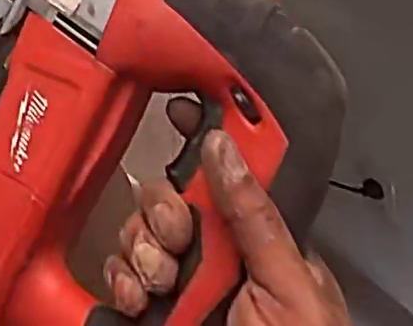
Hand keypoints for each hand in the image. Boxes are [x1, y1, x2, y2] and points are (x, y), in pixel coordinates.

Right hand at [103, 99, 349, 324]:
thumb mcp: (293, 296)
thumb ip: (257, 218)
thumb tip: (223, 144)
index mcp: (260, 242)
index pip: (226, 169)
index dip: (201, 133)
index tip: (179, 107)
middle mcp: (217, 253)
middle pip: (169, 191)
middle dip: (162, 209)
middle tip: (177, 237)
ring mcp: (183, 280)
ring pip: (138, 225)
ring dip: (141, 250)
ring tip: (162, 283)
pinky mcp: (151, 305)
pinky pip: (119, 268)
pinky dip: (121, 279)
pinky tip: (141, 300)